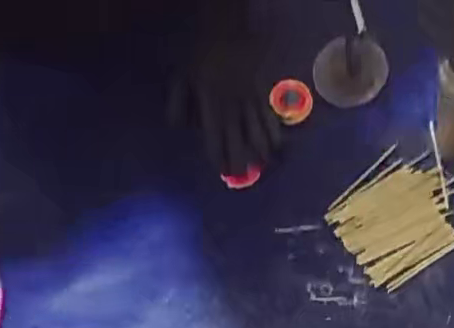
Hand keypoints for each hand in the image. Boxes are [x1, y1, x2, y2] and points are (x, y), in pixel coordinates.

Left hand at [169, 4, 281, 175]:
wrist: (226, 24)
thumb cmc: (201, 51)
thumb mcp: (182, 75)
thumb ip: (177, 103)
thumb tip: (178, 128)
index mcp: (211, 106)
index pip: (215, 140)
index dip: (219, 159)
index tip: (222, 173)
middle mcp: (232, 108)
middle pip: (238, 143)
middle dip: (239, 162)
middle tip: (240, 176)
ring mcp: (249, 101)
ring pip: (257, 133)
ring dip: (259, 153)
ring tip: (261, 166)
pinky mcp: (261, 93)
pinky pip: (269, 118)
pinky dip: (273, 134)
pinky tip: (276, 148)